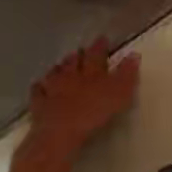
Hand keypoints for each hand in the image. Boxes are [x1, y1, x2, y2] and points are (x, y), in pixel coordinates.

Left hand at [26, 39, 140, 156]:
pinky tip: (40, 85)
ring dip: (60, 67)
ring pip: (56, 72)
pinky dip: (40, 86)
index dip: (100, 46)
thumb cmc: (94, 113)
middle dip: (79, 55)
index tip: (102, 39)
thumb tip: (134, 54)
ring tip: (62, 64)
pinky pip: (38, 90)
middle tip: (81, 50)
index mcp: (91, 72)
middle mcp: (71, 75)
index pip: (96, 54)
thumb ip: (127, 74)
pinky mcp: (39, 103)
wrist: (61, 132)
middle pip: (74, 61)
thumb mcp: (119, 94)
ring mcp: (52, 88)